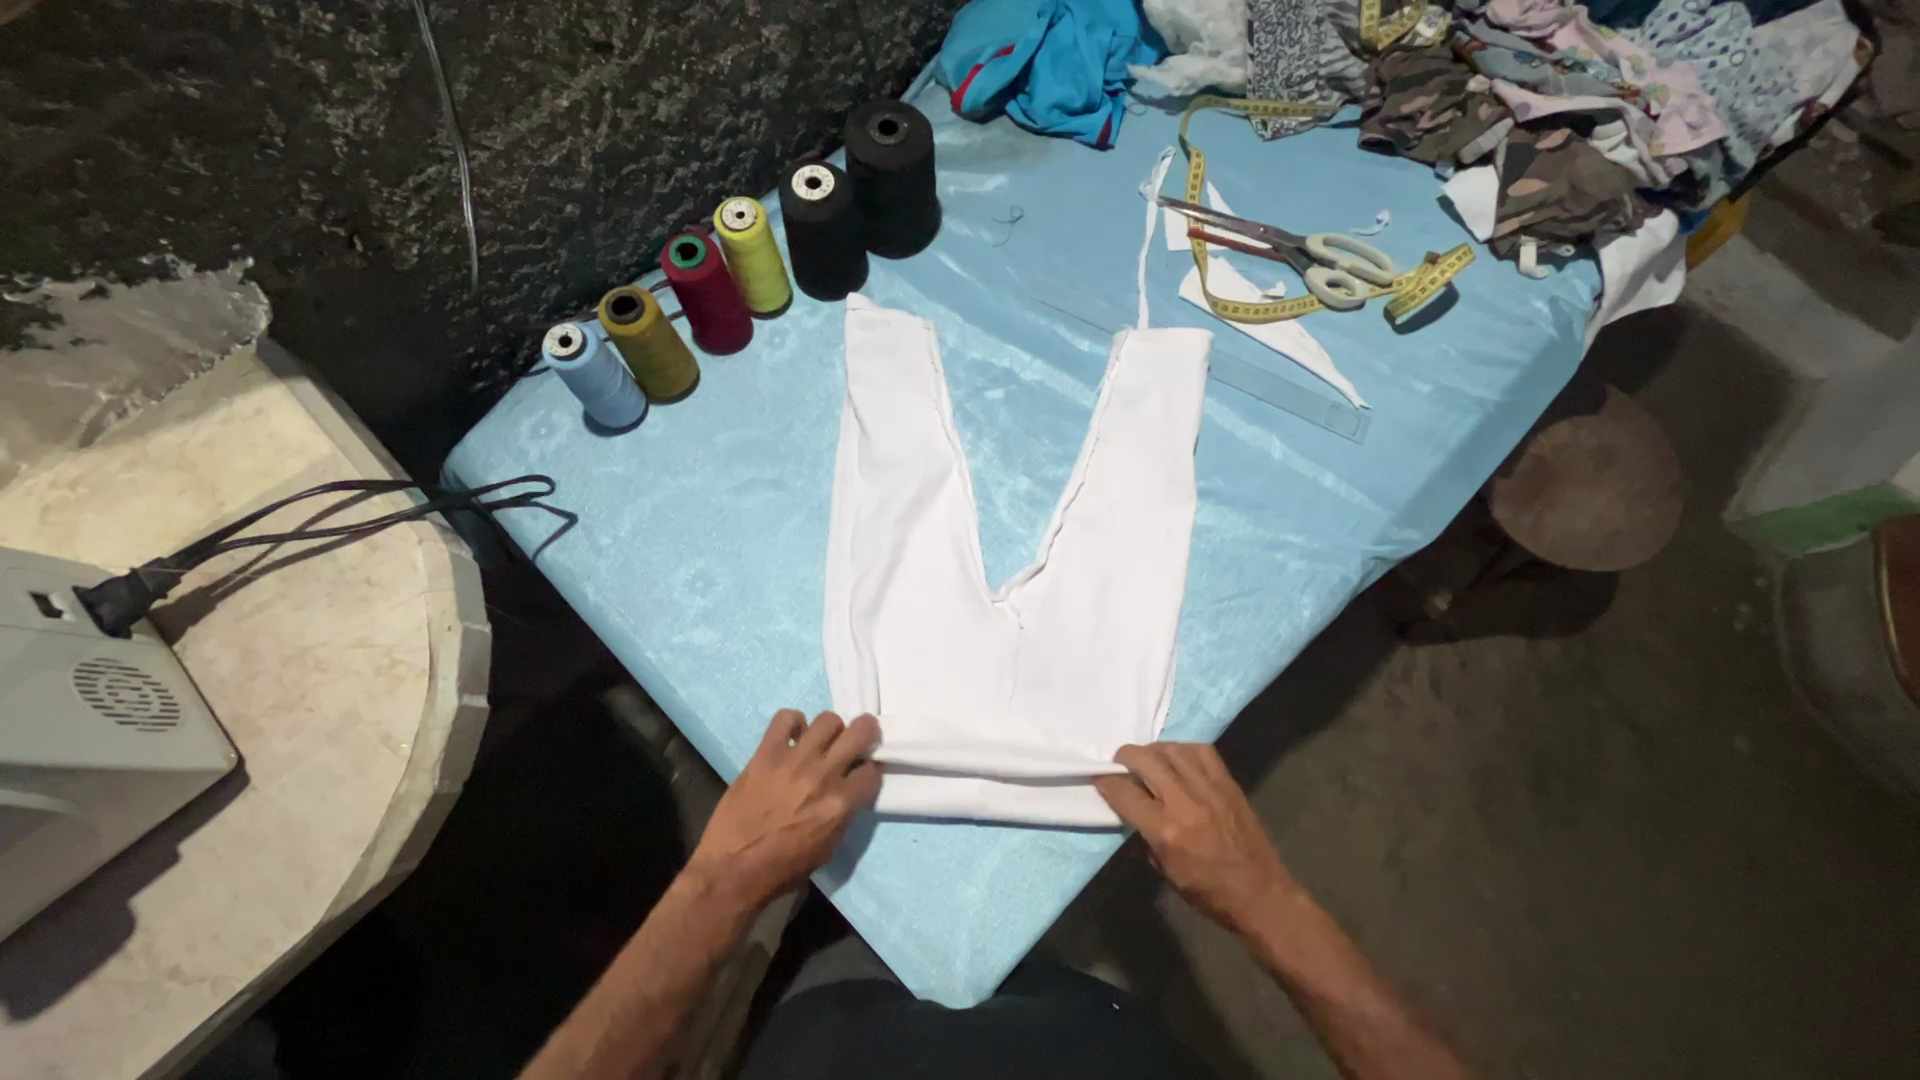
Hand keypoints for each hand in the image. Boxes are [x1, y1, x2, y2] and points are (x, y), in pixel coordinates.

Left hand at [687, 710, 881, 909]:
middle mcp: (823, 776)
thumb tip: (849, 791)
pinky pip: (785, 718)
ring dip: (830, 729)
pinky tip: (792, 737)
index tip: (862, 773)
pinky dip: (792, 723)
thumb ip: (844, 813)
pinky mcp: (765, 754)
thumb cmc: (783, 868)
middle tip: (857, 741)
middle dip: (865, 733)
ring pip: (827, 720)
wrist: (733, 870)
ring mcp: (793, 761)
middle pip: (860, 731)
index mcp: (840, 804)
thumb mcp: (828, 847)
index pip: (872, 770)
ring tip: (821, 741)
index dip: (869, 771)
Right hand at [1094, 742, 1294, 933]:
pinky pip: (1201, 751)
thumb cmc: (1207, 892)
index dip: (1104, 782)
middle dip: (1124, 757)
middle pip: (1143, 759)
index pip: (1122, 791)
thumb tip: (1130, 812)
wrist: (1260, 895)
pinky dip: (1184, 750)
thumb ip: (1144, 836)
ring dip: (1153, 751)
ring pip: (1171, 749)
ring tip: (1149, 760)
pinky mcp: (1228, 783)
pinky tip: (1179, 760)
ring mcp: (1209, 788)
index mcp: (1164, 830)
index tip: (1099, 779)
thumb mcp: (1164, 871)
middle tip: (1121, 765)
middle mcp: (1183, 802)